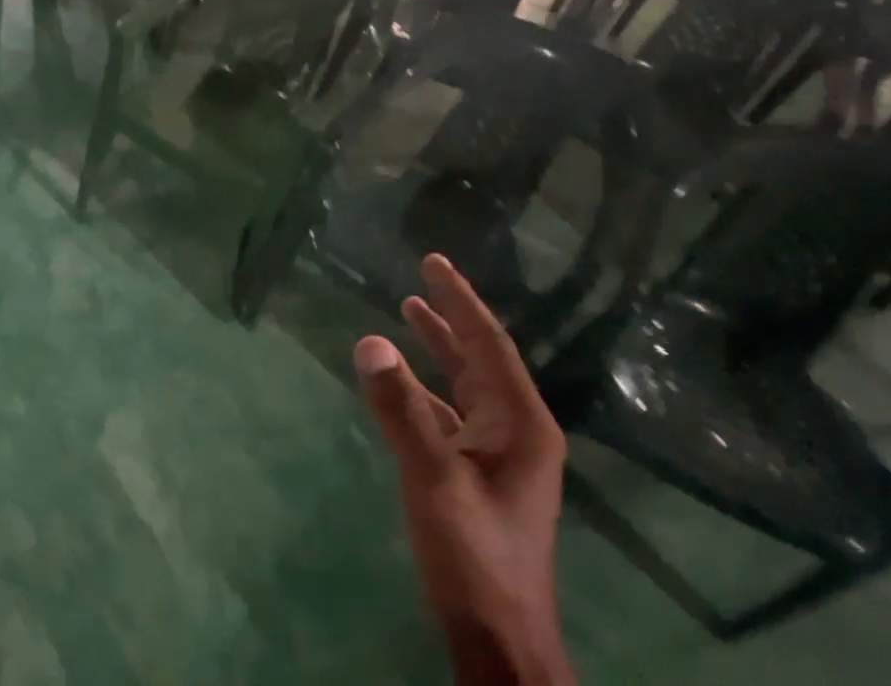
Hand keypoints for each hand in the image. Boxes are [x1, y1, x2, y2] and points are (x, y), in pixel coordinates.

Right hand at [355, 255, 574, 685]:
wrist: (497, 628)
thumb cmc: (473, 549)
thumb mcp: (432, 475)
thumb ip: (400, 408)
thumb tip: (369, 340)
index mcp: (521, 423)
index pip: (489, 345)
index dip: (460, 301)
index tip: (433, 263)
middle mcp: (517, 430)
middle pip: (482, 359)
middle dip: (451, 319)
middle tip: (420, 280)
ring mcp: (500, 455)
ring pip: (466, 386)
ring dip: (439, 350)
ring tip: (409, 314)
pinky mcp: (478, 474)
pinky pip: (452, 413)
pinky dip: (427, 389)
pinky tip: (402, 382)